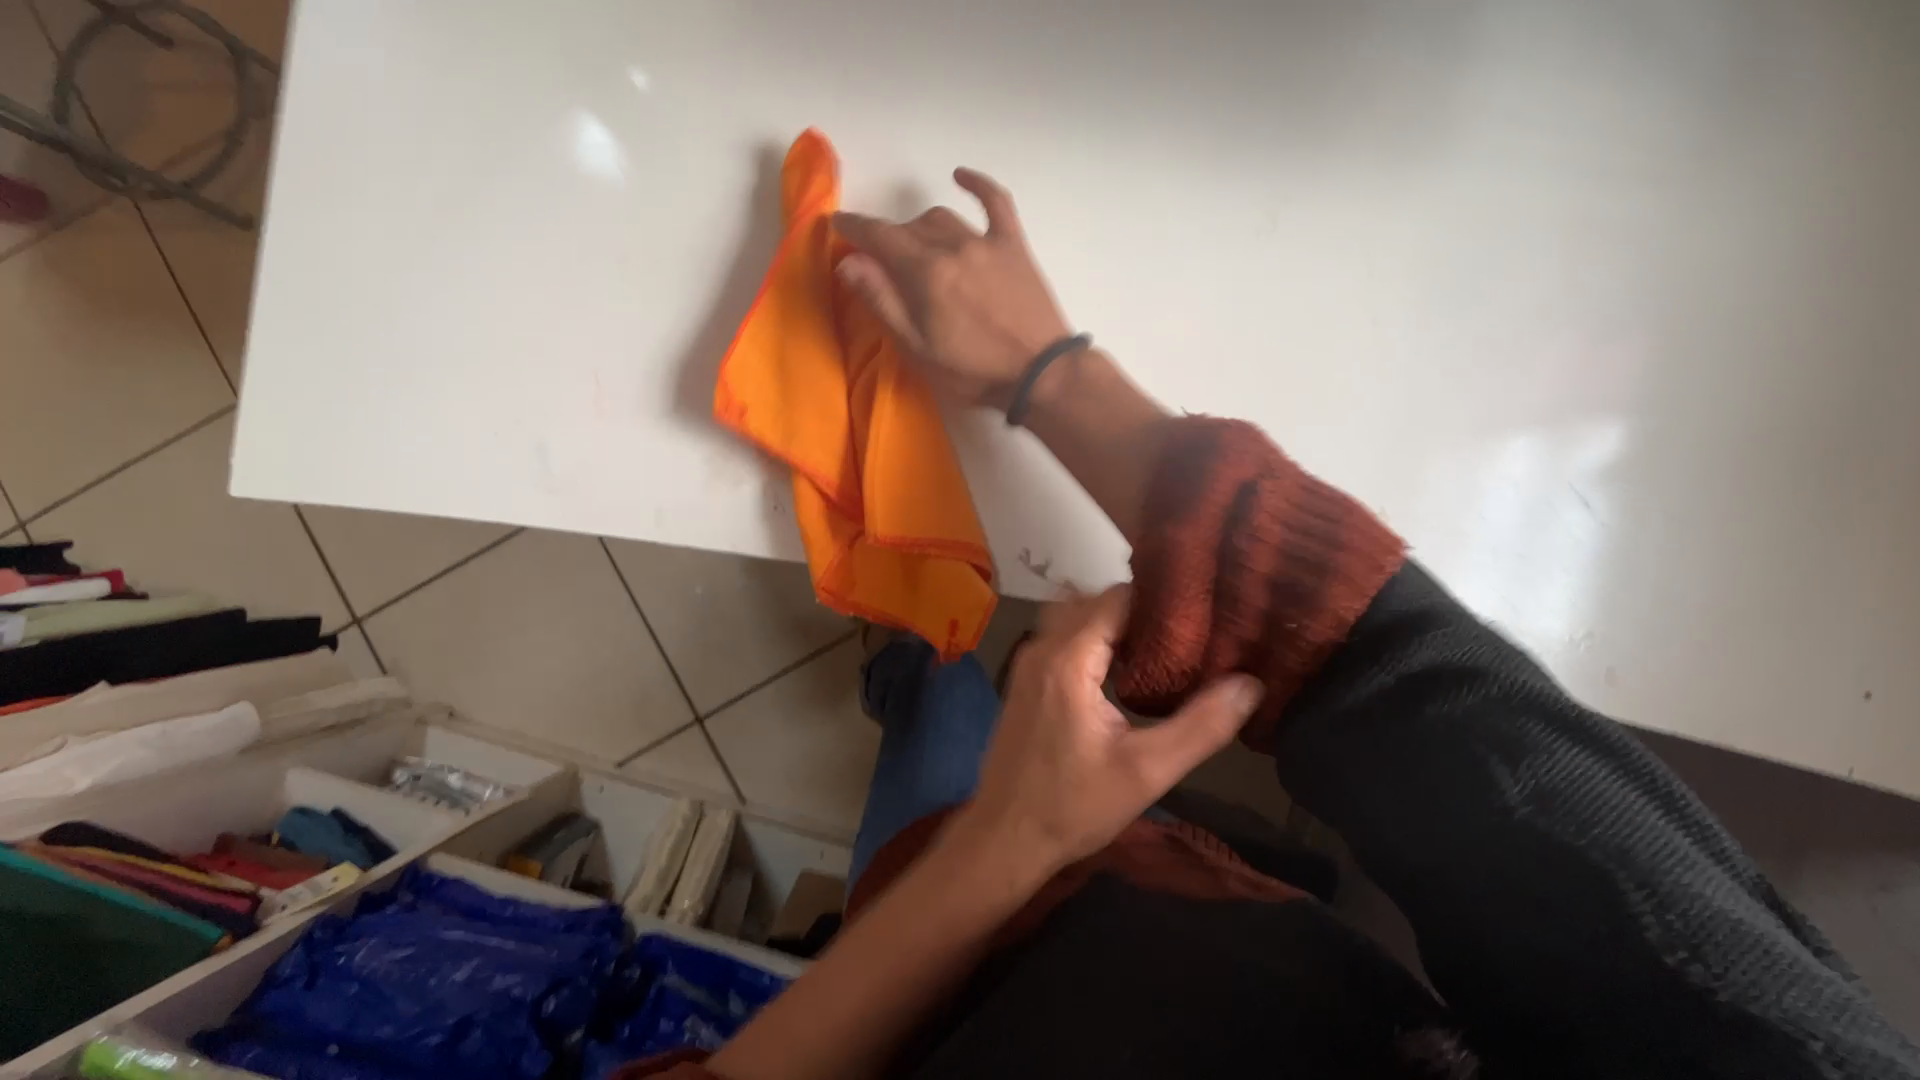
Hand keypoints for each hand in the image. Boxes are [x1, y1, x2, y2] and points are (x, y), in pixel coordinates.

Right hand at [832, 169, 1074, 407]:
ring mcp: (986, 242)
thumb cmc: (973, 371)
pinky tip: (960, 176)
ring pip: (943, 217)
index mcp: (925, 273)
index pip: (878, 236)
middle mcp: (953, 246)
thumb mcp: (917, 349)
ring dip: (921, 227)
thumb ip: (882, 301)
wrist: (1040, 374)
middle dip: (887, 238)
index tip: (838, 225)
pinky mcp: (1014, 246)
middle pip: (909, 228)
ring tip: (915, 247)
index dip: (854, 228)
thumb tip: (848, 261)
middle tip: (881, 262)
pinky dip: (977, 185)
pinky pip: (996, 202)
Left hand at [959, 585, 1265, 873]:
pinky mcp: (1024, 683)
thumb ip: (1202, 725)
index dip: (1159, 600)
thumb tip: (1251, 684)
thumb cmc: (1073, 806)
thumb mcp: (1148, 771)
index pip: (1117, 598)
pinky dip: (1092, 639)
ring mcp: (1027, 664)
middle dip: (1140, 609)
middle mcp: (1041, 649)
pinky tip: (1126, 670)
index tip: (1201, 613)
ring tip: (1162, 647)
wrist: (1005, 837)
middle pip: (1094, 601)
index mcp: (1068, 660)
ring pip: (1074, 617)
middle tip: (1188, 630)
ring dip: (1113, 624)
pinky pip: (1061, 639)